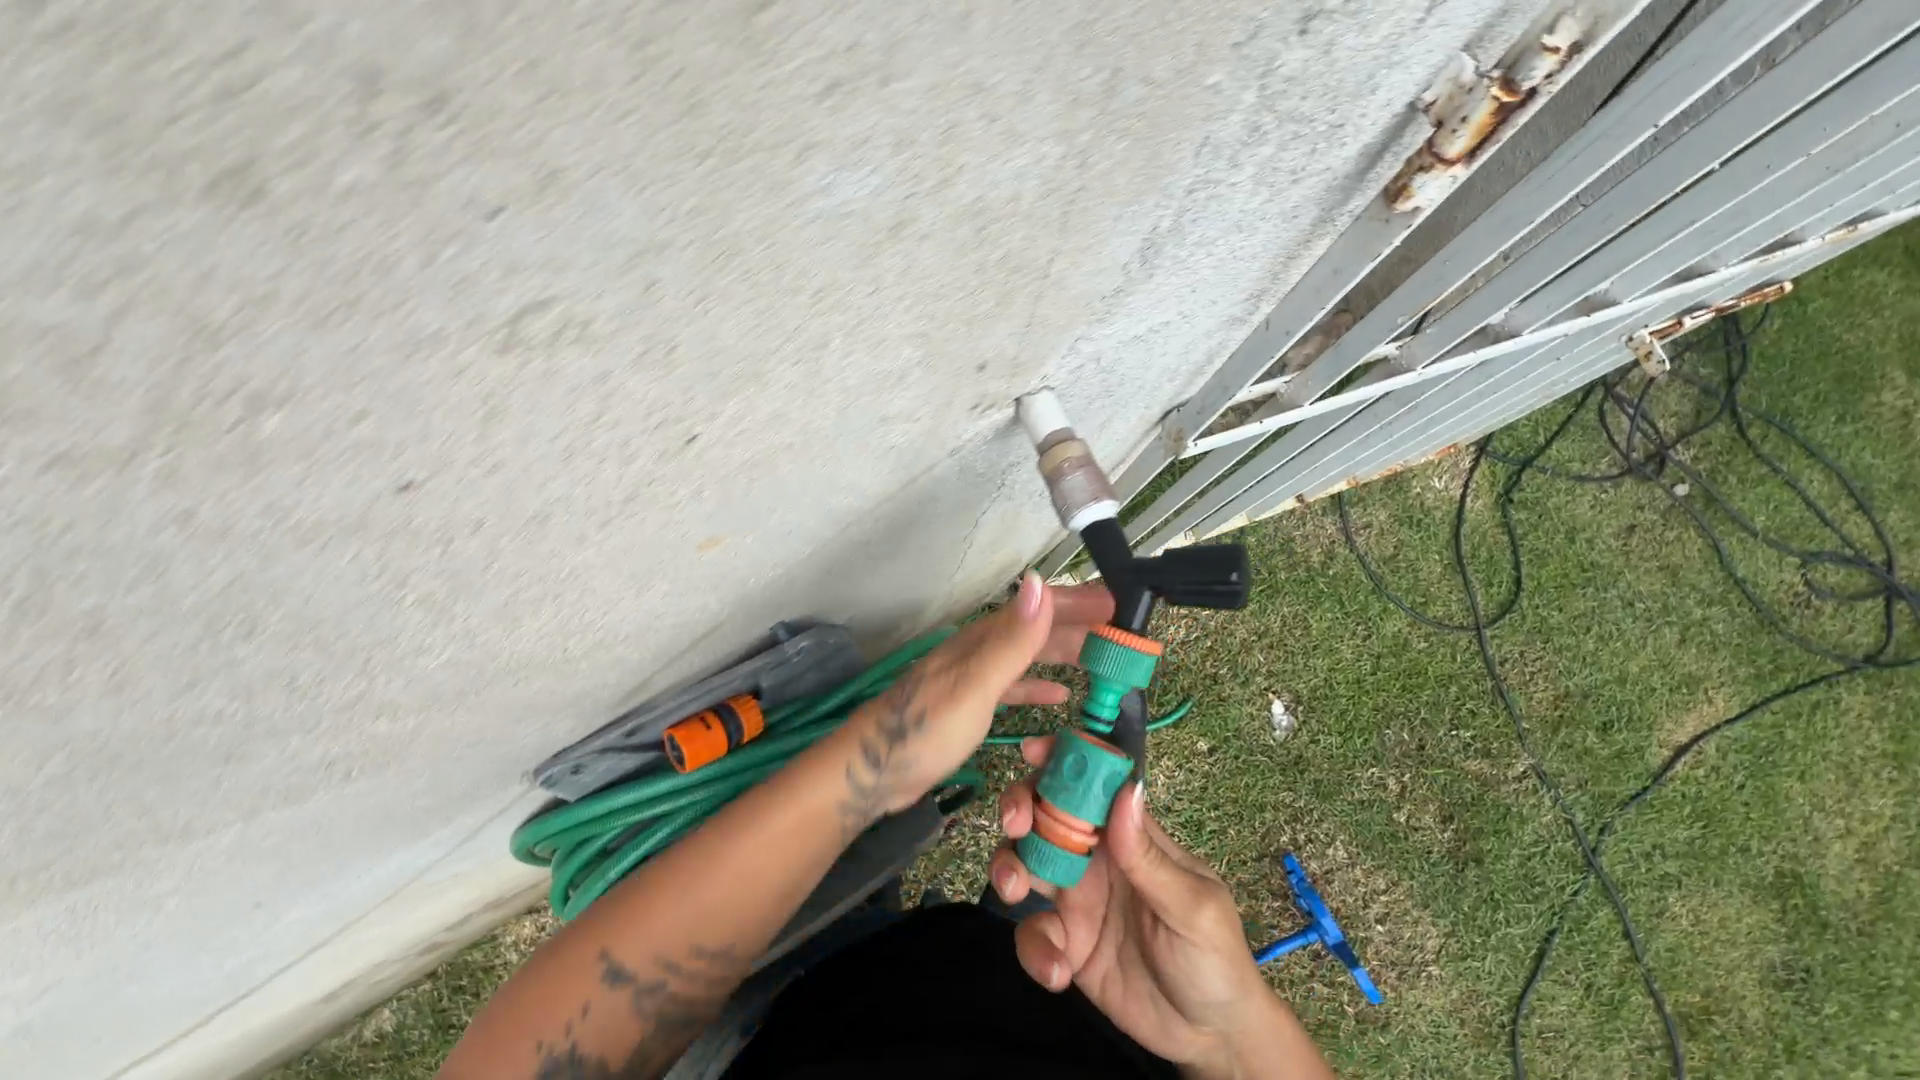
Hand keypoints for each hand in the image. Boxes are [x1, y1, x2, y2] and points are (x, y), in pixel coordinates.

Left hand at [832, 571, 1116, 822]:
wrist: (871, 772)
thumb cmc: (924, 730)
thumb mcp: (974, 686)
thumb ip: (1010, 641)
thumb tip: (1039, 582)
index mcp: (982, 640)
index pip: (1039, 607)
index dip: (1077, 602)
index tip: (1118, 602)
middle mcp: (978, 651)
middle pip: (1035, 628)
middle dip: (1078, 626)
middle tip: (1121, 634)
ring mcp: (972, 678)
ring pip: (1026, 655)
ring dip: (1063, 653)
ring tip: (1101, 660)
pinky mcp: (967, 706)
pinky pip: (1012, 686)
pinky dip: (1037, 685)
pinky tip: (1058, 695)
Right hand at [991, 744, 1332, 1078]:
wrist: (1210, 1036)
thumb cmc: (1215, 958)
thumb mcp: (1193, 907)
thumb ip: (1150, 857)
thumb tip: (1125, 790)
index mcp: (1131, 839)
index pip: (1094, 786)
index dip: (1063, 761)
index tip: (1033, 752)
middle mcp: (1097, 860)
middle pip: (1046, 815)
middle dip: (1020, 808)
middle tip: (1016, 825)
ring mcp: (1076, 901)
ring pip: (1024, 864)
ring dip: (1008, 868)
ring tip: (1015, 891)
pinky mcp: (1063, 944)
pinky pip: (1031, 933)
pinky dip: (1033, 948)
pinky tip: (1058, 972)